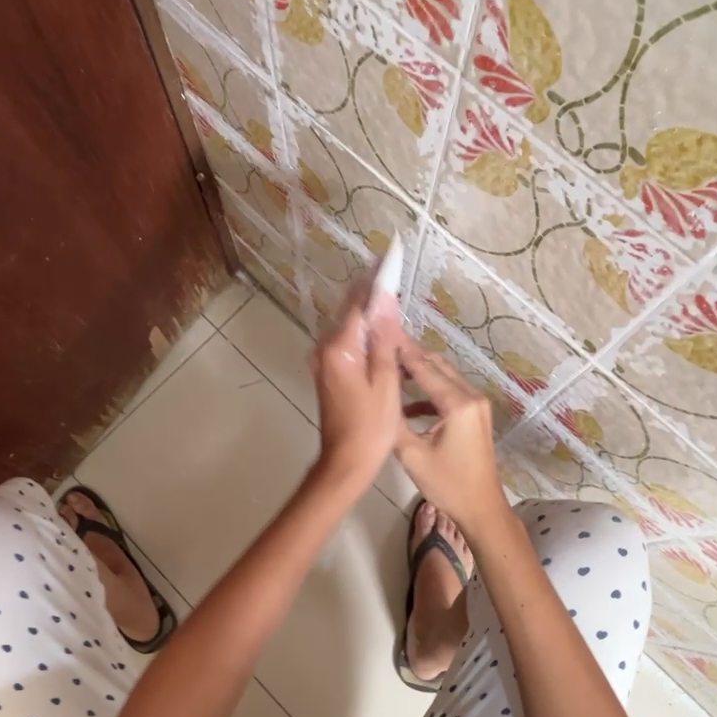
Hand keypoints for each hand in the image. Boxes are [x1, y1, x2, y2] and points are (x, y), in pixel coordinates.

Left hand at [311, 278, 404, 488]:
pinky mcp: (327, 372)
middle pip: (350, 310)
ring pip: (348, 325)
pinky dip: (364, 333)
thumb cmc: (371, 426)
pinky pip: (347, 342)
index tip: (390, 254)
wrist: (345, 462)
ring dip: (369, 311)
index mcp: (339, 348)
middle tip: (393, 269)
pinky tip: (382, 331)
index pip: (358, 301)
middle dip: (372, 291)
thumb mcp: (385, 381)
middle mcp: (324, 349)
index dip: (376, 278)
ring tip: (392, 294)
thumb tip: (386, 298)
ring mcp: (323, 361)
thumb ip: (385, 338)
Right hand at [394, 342, 508, 533]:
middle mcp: (472, 397)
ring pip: (445, 377)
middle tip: (383, 348)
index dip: (403, 352)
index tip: (382, 336)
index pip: (425, 368)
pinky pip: (450, 392)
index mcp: (458, 405)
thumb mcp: (411, 455)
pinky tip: (408, 404)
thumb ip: (394, 422)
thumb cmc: (447, 484)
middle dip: (411, 357)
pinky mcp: (476, 415)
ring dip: (420, 373)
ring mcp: (478, 405)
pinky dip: (430, 392)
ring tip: (391, 372)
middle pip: (438, 366)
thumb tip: (377, 398)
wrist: (481, 507)